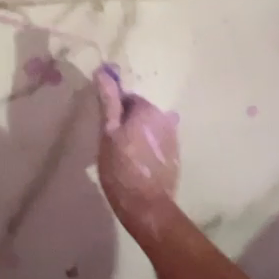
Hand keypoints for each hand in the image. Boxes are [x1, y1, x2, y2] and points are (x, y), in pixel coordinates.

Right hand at [94, 69, 180, 213]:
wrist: (147, 206)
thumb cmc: (121, 169)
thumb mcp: (108, 134)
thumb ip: (108, 102)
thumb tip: (103, 72)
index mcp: (148, 110)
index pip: (127, 98)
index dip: (113, 112)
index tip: (105, 129)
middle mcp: (165, 118)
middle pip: (140, 112)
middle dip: (127, 123)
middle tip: (112, 145)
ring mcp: (173, 138)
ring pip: (149, 129)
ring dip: (138, 136)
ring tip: (124, 157)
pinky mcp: (175, 156)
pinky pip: (157, 143)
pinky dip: (148, 149)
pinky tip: (138, 165)